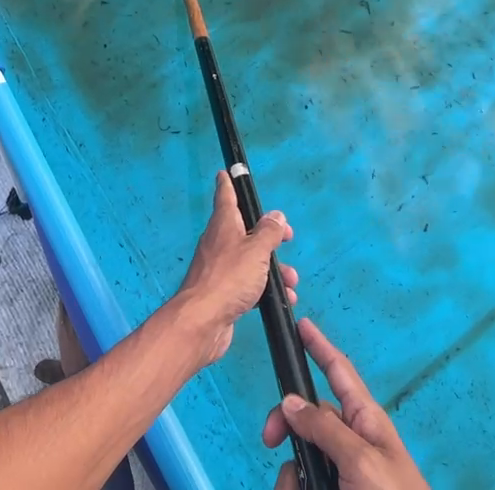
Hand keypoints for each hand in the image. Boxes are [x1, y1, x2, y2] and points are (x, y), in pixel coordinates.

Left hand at [168, 170, 295, 366]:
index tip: (225, 172)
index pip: (225, 196)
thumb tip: (276, 215)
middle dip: (268, 234)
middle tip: (288, 237)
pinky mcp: (224, 291)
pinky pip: (249, 283)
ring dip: (273, 267)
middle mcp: (219, 242)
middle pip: (245, 229)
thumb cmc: (230, 278)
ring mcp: (220, 267)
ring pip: (251, 259)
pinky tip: (282, 300)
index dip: (228, 183)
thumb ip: (268, 232)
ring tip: (291, 281)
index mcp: (224, 224)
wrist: (204, 321)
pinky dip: (265, 287)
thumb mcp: (256, 250)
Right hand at [263, 319, 428, 489]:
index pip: (339, 372)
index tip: (300, 324)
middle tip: (269, 441)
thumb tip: (290, 400)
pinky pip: (301, 481)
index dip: (320, 346)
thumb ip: (325, 428)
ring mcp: (342, 472)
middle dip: (286, 425)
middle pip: (308, 416)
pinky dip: (294, 487)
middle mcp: (351, 442)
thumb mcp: (361, 462)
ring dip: (291, 473)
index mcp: (366, 421)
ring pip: (300, 457)